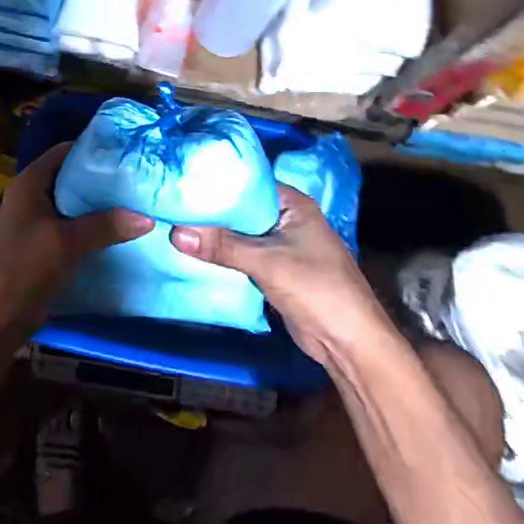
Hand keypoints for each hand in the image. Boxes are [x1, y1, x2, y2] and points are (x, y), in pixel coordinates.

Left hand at [0, 142, 153, 336]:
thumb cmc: (24, 267)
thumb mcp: (65, 242)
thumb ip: (105, 226)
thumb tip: (147, 217)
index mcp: (29, 183)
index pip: (64, 151)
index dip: (93, 149)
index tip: (127, 152)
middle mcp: (31, 195)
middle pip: (71, 176)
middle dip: (102, 179)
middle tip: (139, 178)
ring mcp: (36, 220)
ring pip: (74, 204)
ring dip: (100, 205)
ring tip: (137, 201)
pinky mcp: (44, 244)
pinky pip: (73, 226)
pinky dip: (93, 226)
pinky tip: (121, 231)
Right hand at [170, 187, 383, 359]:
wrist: (350, 344)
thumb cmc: (316, 289)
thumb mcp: (266, 262)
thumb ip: (221, 245)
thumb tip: (175, 232)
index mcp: (293, 204)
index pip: (247, 181)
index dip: (216, 180)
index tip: (183, 179)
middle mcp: (287, 218)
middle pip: (241, 207)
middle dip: (211, 208)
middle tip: (173, 201)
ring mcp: (283, 245)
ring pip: (240, 232)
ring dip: (216, 233)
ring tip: (176, 221)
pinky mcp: (276, 270)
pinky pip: (243, 253)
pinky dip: (224, 252)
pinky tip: (195, 249)